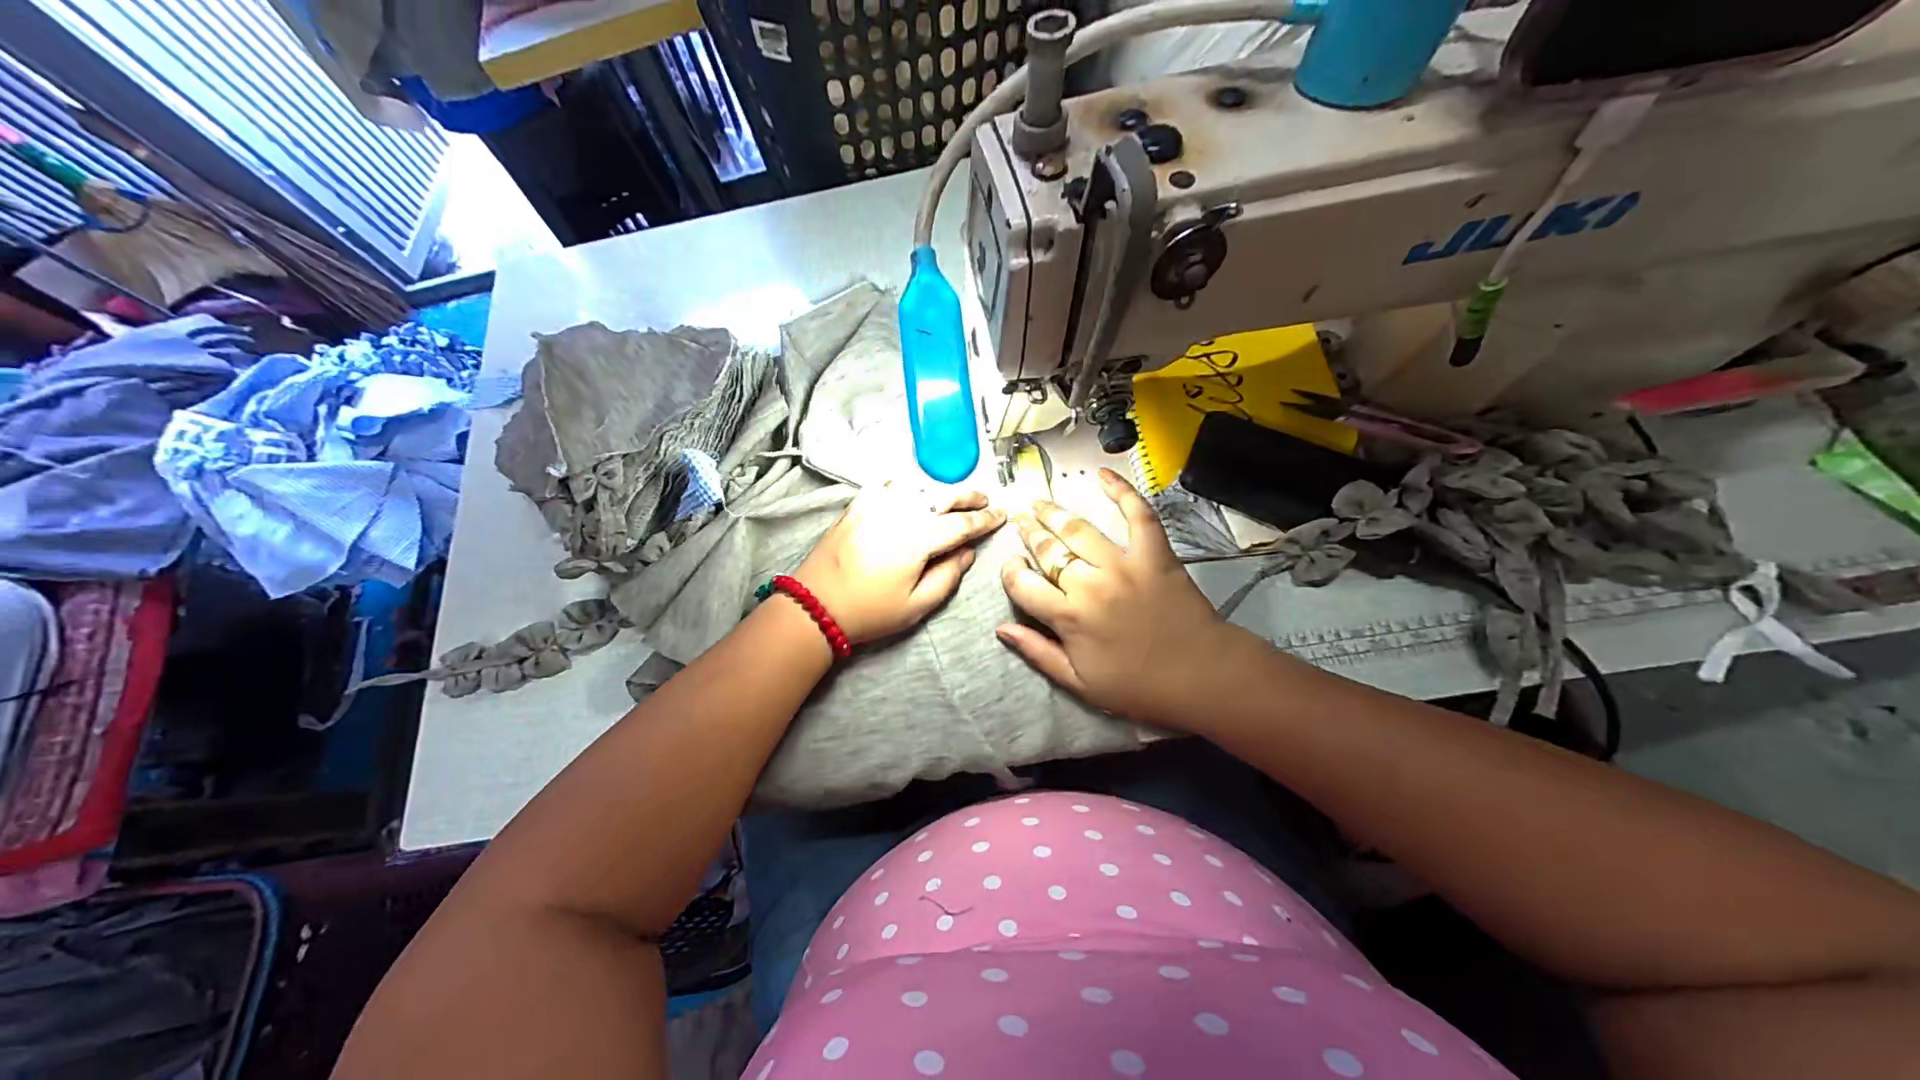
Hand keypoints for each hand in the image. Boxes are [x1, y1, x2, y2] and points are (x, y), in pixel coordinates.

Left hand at [792, 487, 1005, 643]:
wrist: (814, 605)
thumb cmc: (869, 612)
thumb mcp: (916, 605)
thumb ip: (948, 576)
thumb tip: (967, 552)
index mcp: (918, 539)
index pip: (961, 523)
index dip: (985, 519)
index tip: (1001, 515)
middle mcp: (899, 513)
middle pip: (942, 495)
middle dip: (968, 496)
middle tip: (984, 500)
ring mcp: (875, 505)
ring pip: (916, 484)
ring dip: (939, 487)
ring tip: (952, 496)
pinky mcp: (856, 507)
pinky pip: (885, 484)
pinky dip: (904, 483)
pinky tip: (911, 488)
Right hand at [997, 469, 1262, 725]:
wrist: (1201, 675)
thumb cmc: (1138, 686)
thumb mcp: (1079, 683)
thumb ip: (1037, 653)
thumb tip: (1002, 628)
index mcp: (1069, 617)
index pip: (1024, 584)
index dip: (1011, 573)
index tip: (1013, 567)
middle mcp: (1090, 584)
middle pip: (1048, 550)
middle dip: (1029, 533)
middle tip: (1020, 520)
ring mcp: (1123, 564)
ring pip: (1079, 529)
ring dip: (1055, 513)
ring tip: (1040, 504)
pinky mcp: (1154, 553)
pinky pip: (1136, 515)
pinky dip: (1121, 491)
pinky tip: (1102, 475)